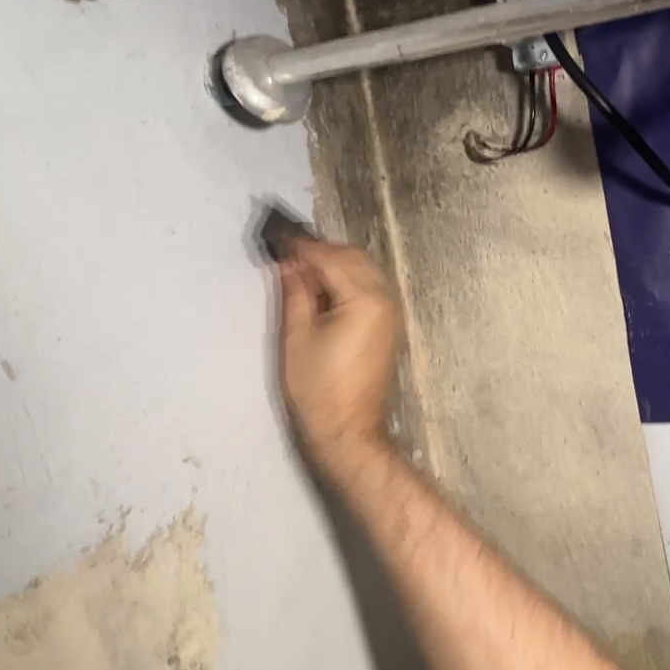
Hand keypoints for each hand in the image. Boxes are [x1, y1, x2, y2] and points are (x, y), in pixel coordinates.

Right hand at [276, 238, 399, 474]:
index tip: (279, 238)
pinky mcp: (388, 326)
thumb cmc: (319, 390)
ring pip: (362, 270)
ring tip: (300, 272)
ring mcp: (391, 313)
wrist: (348, 431)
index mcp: (364, 299)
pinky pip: (368, 288)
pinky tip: (321, 291)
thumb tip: (289, 262)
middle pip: (352, 257)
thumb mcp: (296, 337)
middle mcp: (385, 300)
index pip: (331, 257)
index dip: (302, 246)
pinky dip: (346, 281)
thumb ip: (295, 292)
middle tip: (288, 254)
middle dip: (320, 251)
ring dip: (334, 264)